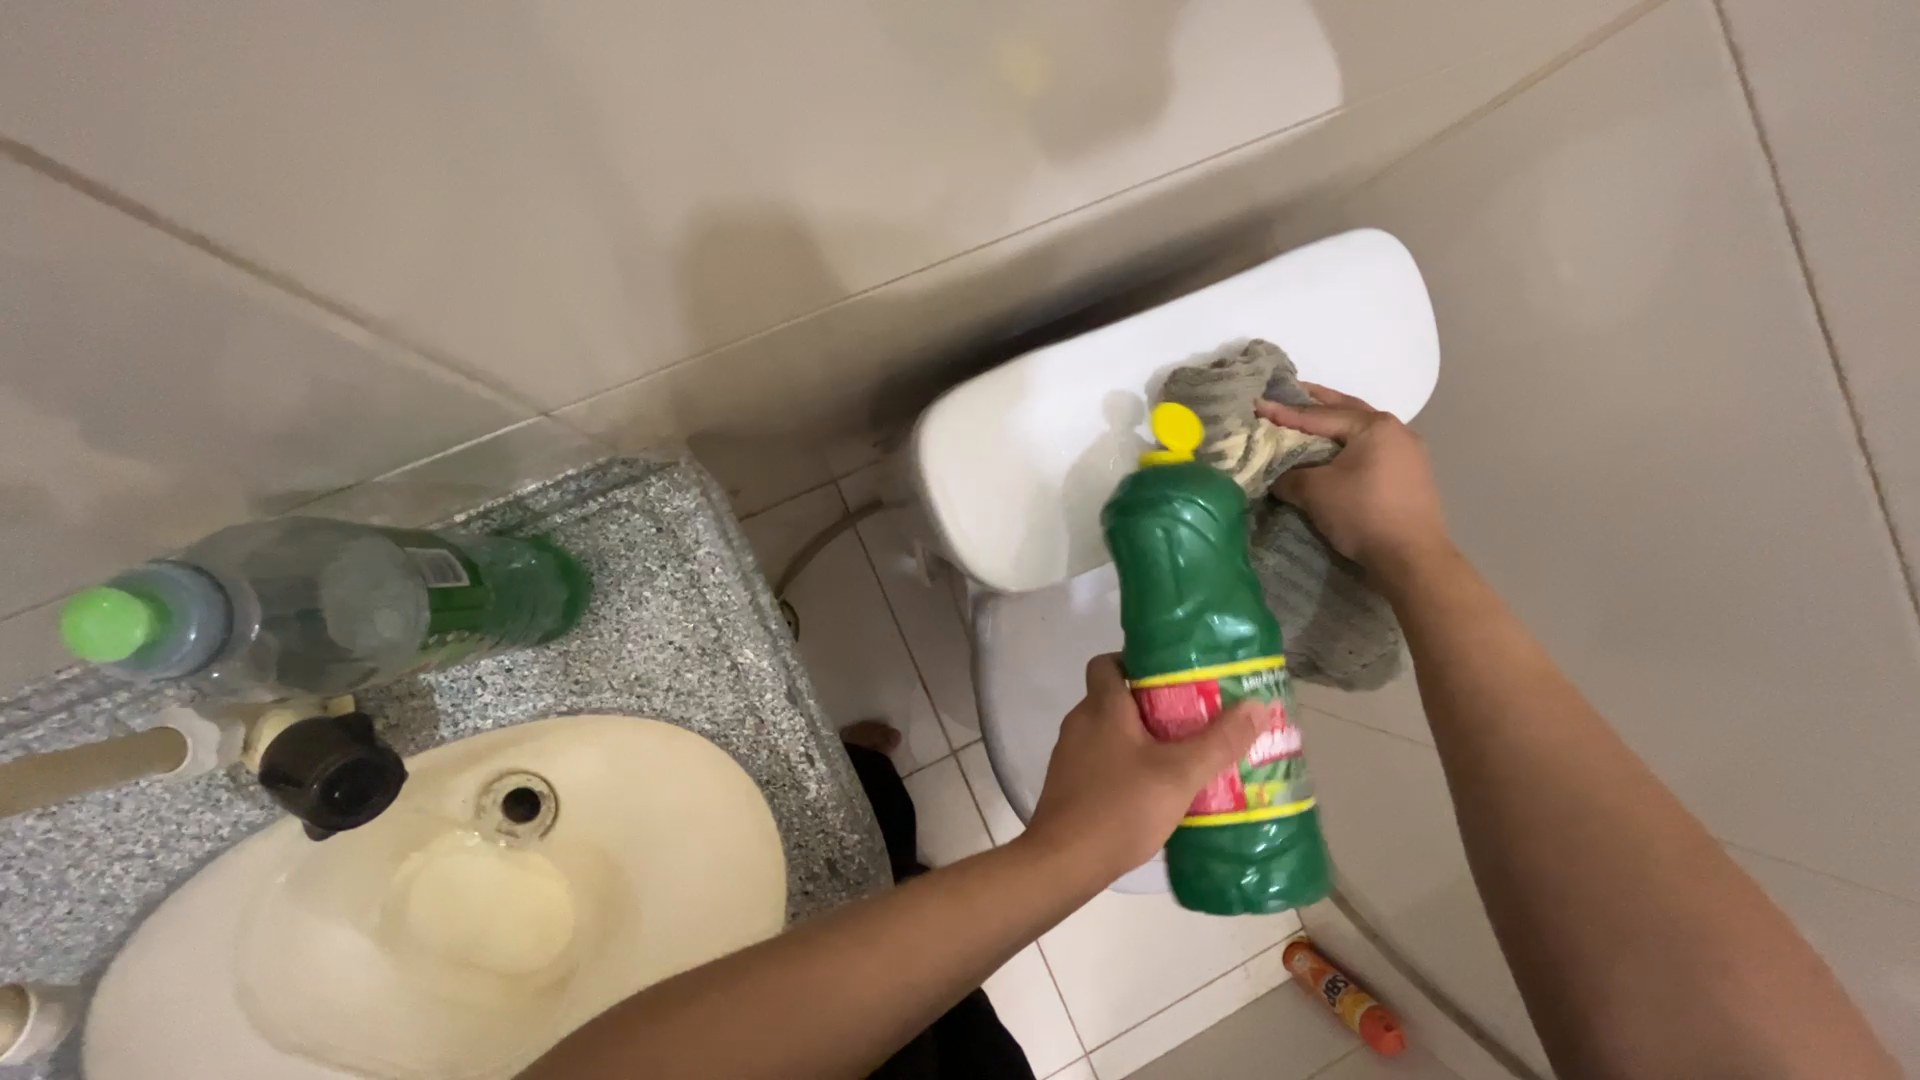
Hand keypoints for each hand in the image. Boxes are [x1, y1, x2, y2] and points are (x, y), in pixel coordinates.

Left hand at [1024, 655, 1261, 881]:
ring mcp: (1069, 755)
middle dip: (1152, 705)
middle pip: (1114, 698)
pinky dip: (1126, 766)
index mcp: (1101, 707)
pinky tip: (1154, 790)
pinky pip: (1101, 761)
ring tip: (1181, 757)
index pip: (1107, 663)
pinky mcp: (1068, 785)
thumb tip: (1257, 705)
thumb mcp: (1179, 775)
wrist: (1063, 861)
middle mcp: (1080, 722)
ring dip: (1141, 739)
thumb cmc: (1120, 807)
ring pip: (1109, 733)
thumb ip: (1218, 741)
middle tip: (1193, 720)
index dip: (1135, 662)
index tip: (1172, 677)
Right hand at [1255, 384, 1454, 585]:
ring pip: (1361, 429)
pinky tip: (1336, 450)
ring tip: (1310, 418)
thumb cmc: (1362, 514)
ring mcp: (1407, 451)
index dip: (1284, 412)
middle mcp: (1395, 429)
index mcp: (1373, 426)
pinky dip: (1349, 443)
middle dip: (1316, 401)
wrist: (1411, 556)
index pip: (1318, 415)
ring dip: (1335, 422)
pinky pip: (1372, 447)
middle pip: (1347, 410)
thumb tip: (1276, 474)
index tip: (1257, 405)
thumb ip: (1289, 476)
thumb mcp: (1314, 491)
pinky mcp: (1410, 472)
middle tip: (1290, 391)